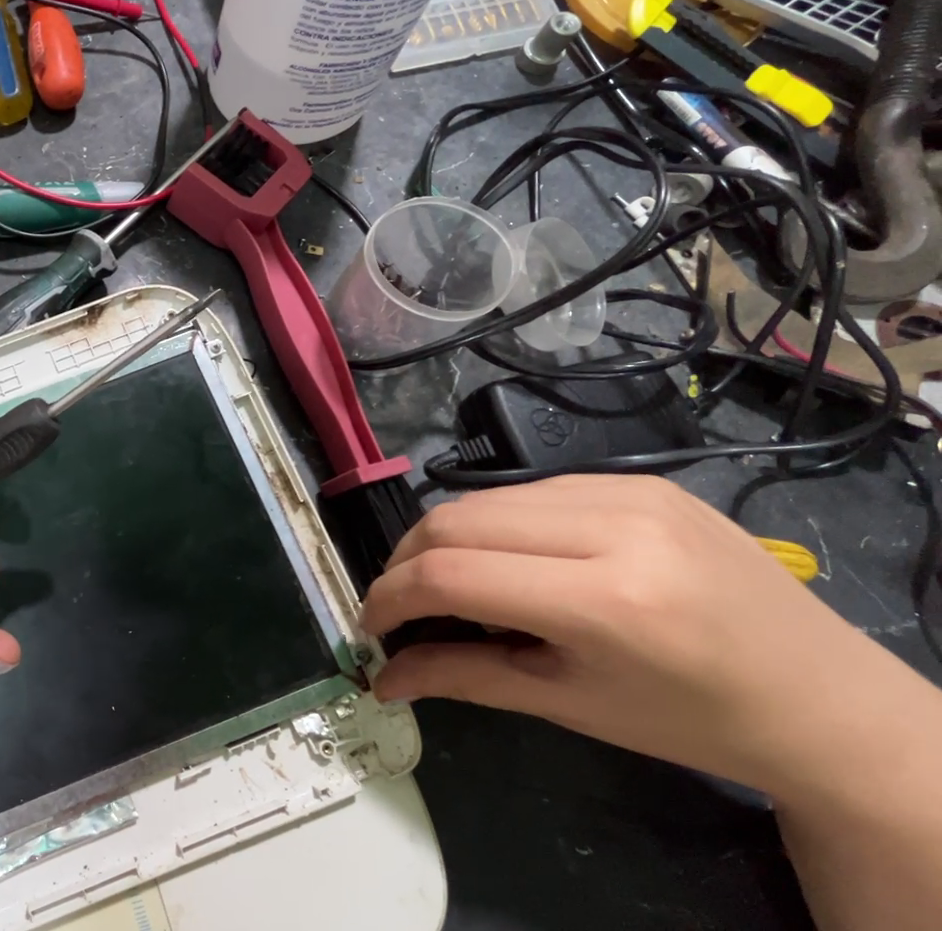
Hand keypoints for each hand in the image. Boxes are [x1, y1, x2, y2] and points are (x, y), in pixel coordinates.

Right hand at [362, 475, 920, 796]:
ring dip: (442, 539)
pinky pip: (529, 490)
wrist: (828, 701)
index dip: (391, 597)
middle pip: (454, 520)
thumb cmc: (694, 720)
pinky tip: (504, 560)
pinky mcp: (641, 480)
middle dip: (405, 563)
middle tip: (399, 606)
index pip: (450, 574)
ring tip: (445, 584)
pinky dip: (492, 524)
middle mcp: (617, 526)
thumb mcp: (568, 705)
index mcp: (607, 601)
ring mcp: (632, 492)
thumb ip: (462, 677)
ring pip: (483, 498)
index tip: (373, 628)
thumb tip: (380, 677)